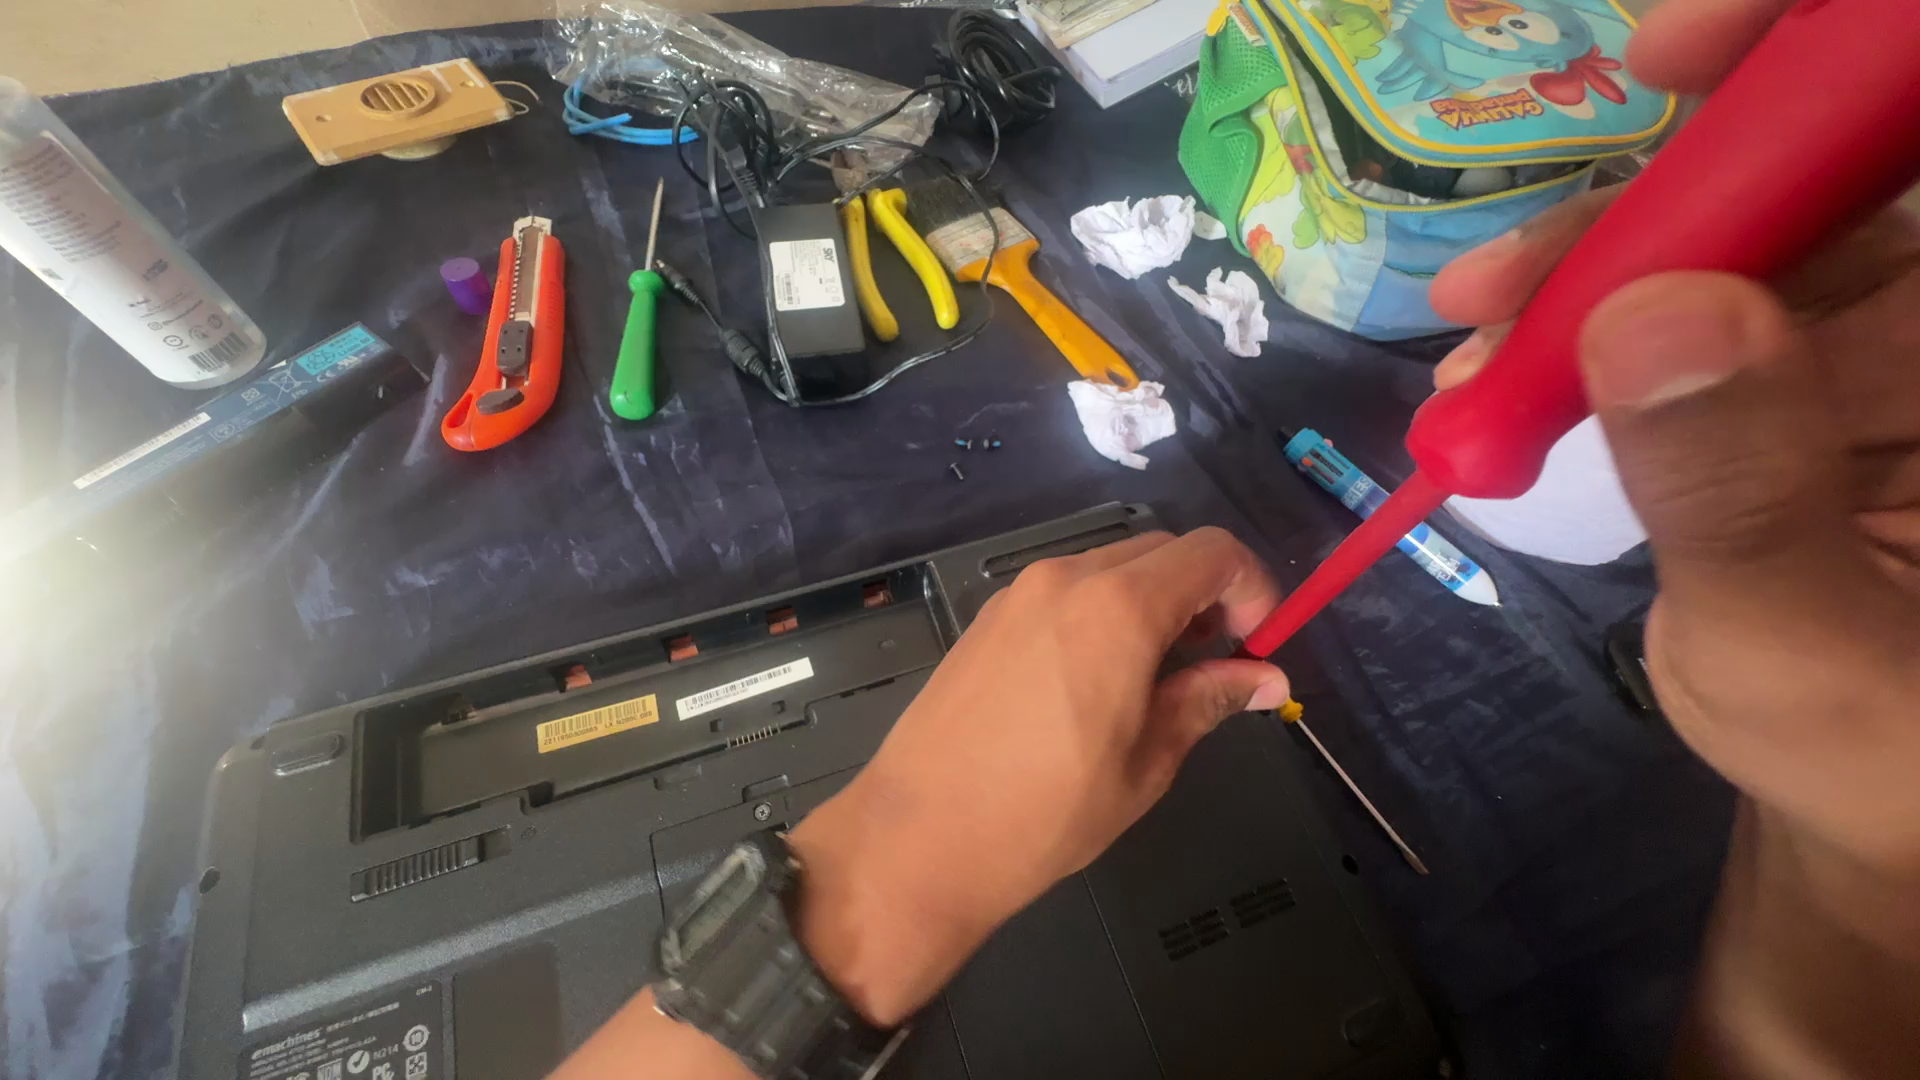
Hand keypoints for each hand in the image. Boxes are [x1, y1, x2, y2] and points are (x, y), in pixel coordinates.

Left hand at [550, 529, 1288, 1079]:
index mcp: (1117, 607)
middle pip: (1162, 551)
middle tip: (1211, 663)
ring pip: (1112, 565)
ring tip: (1154, 674)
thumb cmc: (1043, 813)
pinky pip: (1066, 588)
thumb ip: (1205, 701)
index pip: (1211, 551)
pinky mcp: (988, 615)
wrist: (918, 833)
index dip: (1252, 586)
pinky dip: (1103, 609)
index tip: (1257, 641)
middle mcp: (1065, 578)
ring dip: (1152, 601)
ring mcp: (1018, 592)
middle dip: (1204, 593)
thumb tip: (1265, 678)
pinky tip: (1095, 672)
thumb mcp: (1145, 763)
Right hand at [1431, 3, 1919, 1072]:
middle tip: (1494, 274)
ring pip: (1723, 245)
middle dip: (1645, 208)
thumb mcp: (1798, 639)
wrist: (1872, 794)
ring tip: (1466, 351)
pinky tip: (1493, 380)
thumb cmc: (1879, 750)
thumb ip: (1734, 484)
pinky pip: (1674, 315)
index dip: (1844, 55)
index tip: (1679, 54)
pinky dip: (1571, 339)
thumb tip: (1649, 312)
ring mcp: (1879, 342)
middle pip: (1826, 176)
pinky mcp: (1791, 371)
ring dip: (1574, 287)